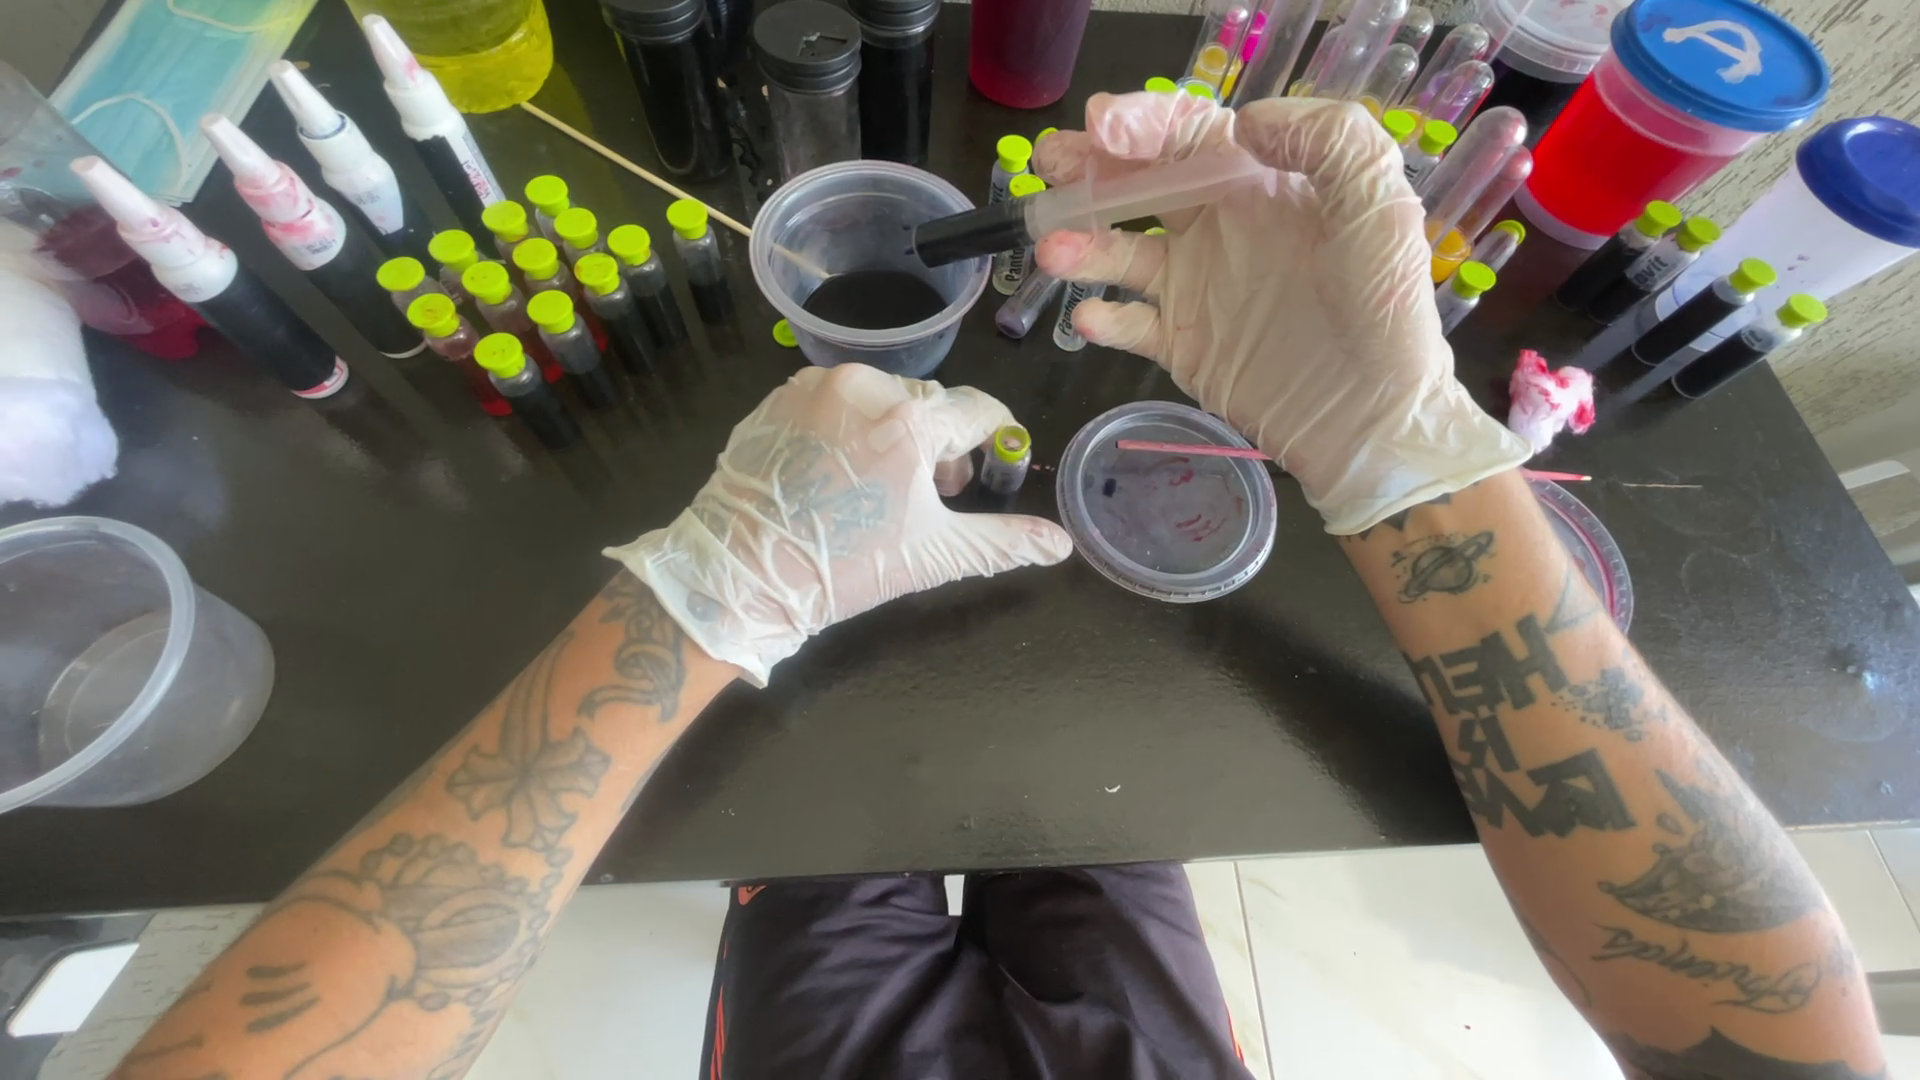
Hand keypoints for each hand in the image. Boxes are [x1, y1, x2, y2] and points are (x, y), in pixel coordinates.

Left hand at [606, 365, 1071, 684]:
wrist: (739, 574)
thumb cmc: (846, 565)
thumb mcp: (934, 556)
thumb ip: (1004, 541)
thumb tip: (1061, 544)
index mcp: (910, 418)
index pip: (980, 410)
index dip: (993, 440)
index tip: (988, 467)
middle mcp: (865, 386)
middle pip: (931, 403)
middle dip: (941, 443)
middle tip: (928, 492)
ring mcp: (814, 387)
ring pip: (882, 397)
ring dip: (894, 431)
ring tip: (878, 483)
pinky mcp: (777, 398)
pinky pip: (834, 400)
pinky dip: (848, 426)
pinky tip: (834, 471)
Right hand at [1033, 92, 1530, 534]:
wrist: (1368, 416)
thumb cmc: (1381, 311)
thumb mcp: (1378, 210)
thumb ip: (1329, 143)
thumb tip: (1244, 122)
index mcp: (1262, 188)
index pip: (1192, 139)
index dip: (1145, 125)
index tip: (1102, 127)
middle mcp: (1219, 231)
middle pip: (1142, 188)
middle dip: (1093, 170)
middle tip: (1048, 161)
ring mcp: (1193, 290)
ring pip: (1122, 256)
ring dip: (1084, 248)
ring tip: (1052, 251)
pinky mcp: (1178, 345)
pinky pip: (1129, 325)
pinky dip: (1104, 320)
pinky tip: (1088, 317)